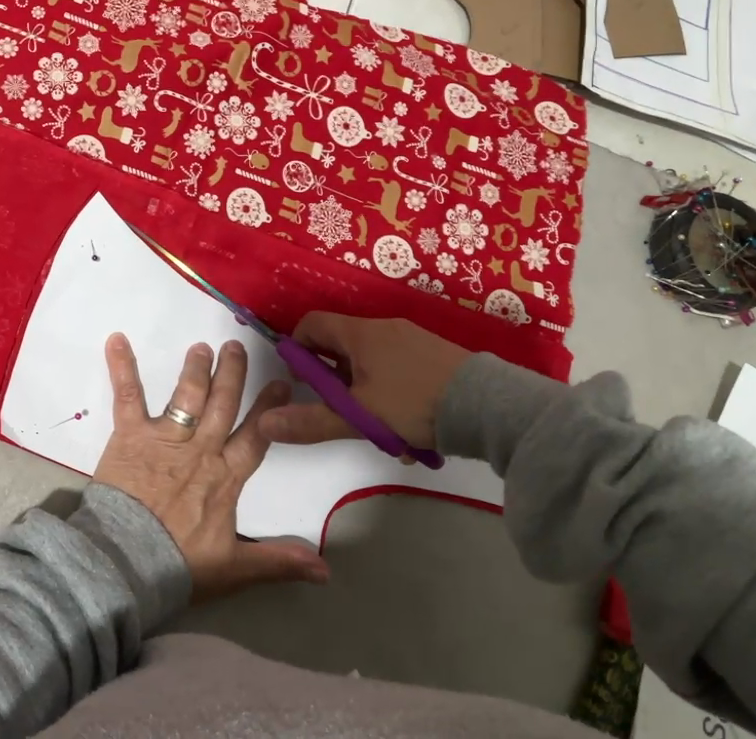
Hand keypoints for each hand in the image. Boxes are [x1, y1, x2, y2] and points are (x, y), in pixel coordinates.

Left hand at [93, 334, 330, 601]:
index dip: (268, 410)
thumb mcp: (234, 569)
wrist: (128, 559)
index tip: (280, 383)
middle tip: (237, 346)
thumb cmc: (178, 564)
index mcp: (225, 478)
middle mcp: (200, 450)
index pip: (255, 437)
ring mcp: (165, 438)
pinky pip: (127, 395)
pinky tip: (116, 340)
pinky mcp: (130, 435)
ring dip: (195, 370)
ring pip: (187, 397)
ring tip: (201, 347)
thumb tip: (325, 569)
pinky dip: (122, 366)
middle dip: (232, 375)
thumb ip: (278, 561)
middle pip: (222, 406)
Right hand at [258, 314, 468, 451]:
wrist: (492, 407)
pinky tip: (409, 430)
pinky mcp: (437, 356)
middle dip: (334, 382)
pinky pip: (399, 370)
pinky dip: (393, 395)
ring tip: (379, 430)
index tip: (302, 383)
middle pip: (341, 346)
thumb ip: (311, 422)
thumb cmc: (414, 403)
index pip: (311, 324)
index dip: (297, 350)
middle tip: (341, 412)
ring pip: (371, 364)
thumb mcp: (359, 417)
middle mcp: (384, 328)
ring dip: (365, 395)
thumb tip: (264, 424)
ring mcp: (414, 340)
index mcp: (359, 333)